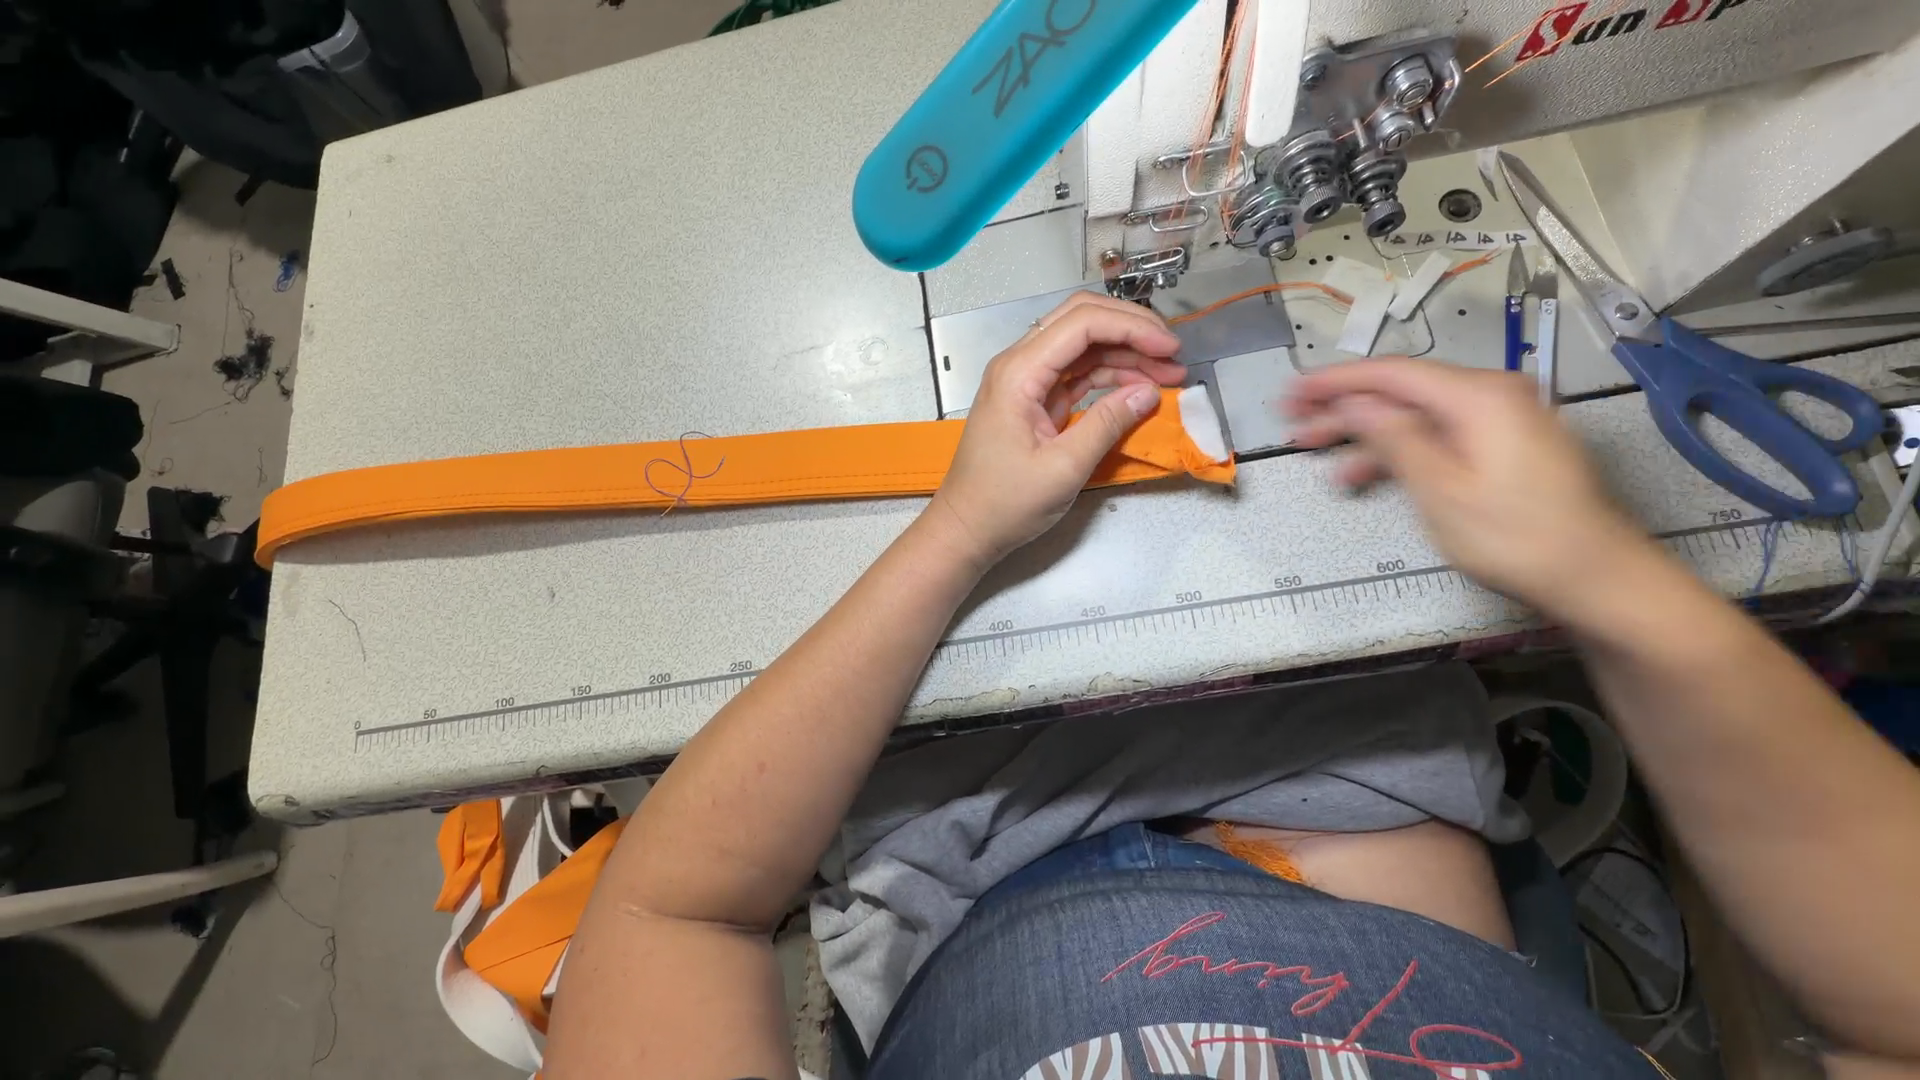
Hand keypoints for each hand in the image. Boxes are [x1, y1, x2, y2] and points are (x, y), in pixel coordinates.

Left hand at [923, 292, 1186, 568]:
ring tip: (1168, 376)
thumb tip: (1148, 392)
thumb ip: (1107, 424)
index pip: (1081, 323)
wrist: (967, 528)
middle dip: (1132, 331)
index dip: (1132, 328)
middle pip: (1082, 322)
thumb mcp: (1063, 468)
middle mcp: (1020, 365)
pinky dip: (1111, 377)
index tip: (1169, 350)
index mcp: (1018, 373)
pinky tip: (1140, 388)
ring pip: (1084, 347)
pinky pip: (1078, 373)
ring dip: (1126, 355)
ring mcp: (1027, 381)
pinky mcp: (1036, 399)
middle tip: (1173, 355)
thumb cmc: (1004, 504)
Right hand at [1285, 359, 1659, 618]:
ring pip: (1415, 414)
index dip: (1334, 380)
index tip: (1292, 391)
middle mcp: (1491, 395)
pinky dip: (1398, 448)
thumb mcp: (1441, 489)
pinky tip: (1362, 472)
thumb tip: (1354, 402)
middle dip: (1343, 404)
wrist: (1593, 574)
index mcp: (1479, 396)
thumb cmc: (1514, 535)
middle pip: (1401, 390)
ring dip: (1364, 430)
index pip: (1391, 373)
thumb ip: (1394, 437)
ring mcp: (1499, 419)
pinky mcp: (1502, 444)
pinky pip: (1437, 433)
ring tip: (1315, 448)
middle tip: (1294, 420)